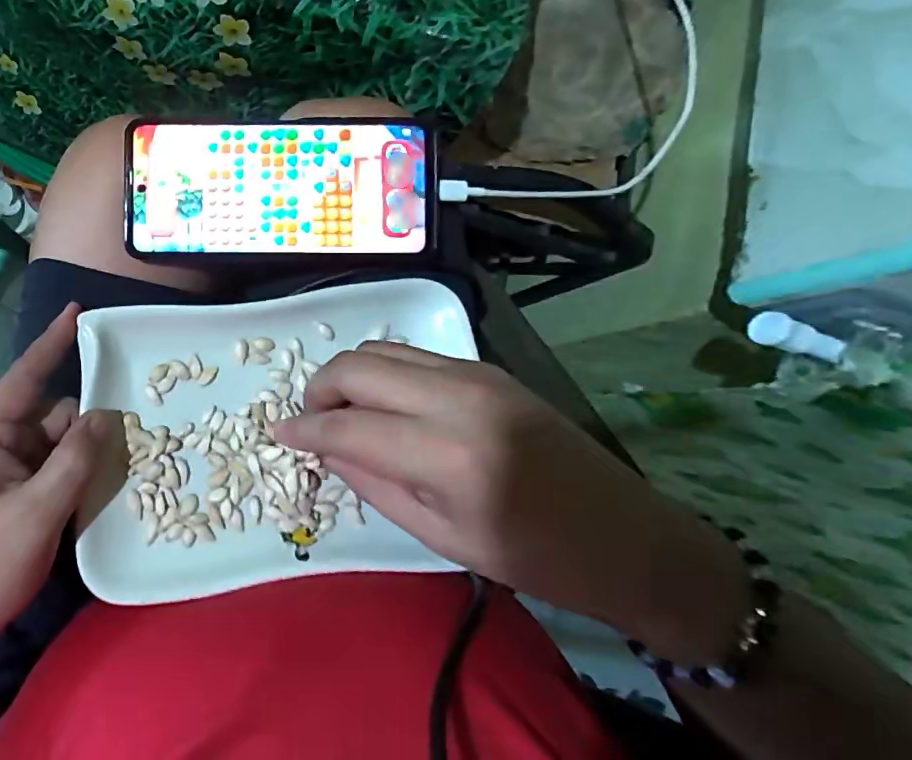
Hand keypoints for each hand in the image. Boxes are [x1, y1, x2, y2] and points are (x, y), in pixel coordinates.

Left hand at [0, 304, 106, 642]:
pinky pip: (51, 462)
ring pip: (54, 438)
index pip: (24, 376)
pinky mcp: (14, 487)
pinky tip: (96, 482)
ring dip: (81, 448)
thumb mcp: (40, 509)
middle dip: (82, 419)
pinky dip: (73, 467)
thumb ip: (76, 458)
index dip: (52, 342)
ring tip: (115, 462)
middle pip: (48, 411)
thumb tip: (105, 414)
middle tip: (124, 426)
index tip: (77, 311)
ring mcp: (3, 465)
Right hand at [272, 343, 749, 662]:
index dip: (303, 430)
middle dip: (318, 392)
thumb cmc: (538, 559)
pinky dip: (380, 372)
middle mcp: (458, 399)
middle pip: (354, 369)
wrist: (634, 538)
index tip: (277, 433)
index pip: (348, 428)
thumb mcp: (444, 538)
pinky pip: (410, 355)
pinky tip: (383, 404)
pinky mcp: (486, 367)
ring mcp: (475, 375)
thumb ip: (374, 485)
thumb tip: (325, 450)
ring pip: (378, 351)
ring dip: (347, 376)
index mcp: (450, 456)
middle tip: (311, 423)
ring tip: (342, 412)